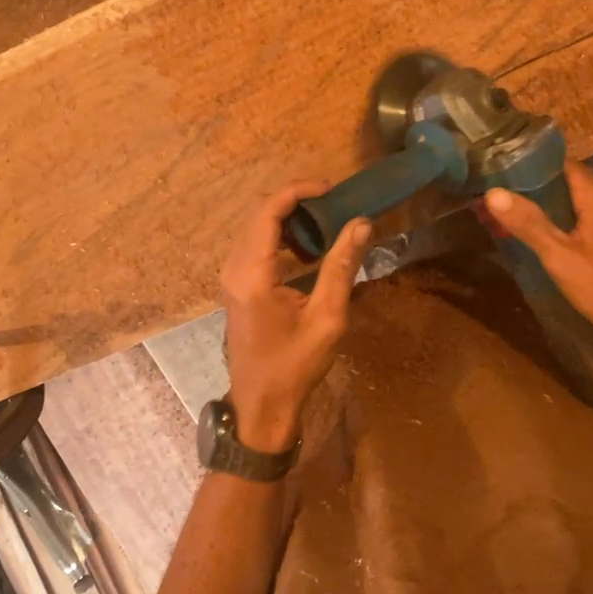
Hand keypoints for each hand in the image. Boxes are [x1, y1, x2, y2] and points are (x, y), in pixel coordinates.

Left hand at [219, 183, 372, 452]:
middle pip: (259, 216)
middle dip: (295, 202)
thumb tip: (361, 223)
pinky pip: (255, 247)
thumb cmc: (295, 366)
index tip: (329, 188)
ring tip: (325, 224)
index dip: (297, 191)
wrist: (262, 406)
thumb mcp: (327, 318)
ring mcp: (231, 278)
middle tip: (333, 203)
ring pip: (255, 230)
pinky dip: (280, 239)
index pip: (268, 212)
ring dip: (288, 220)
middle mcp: (234, 268)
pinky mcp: (236, 287)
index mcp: (252, 273)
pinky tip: (308, 250)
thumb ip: (341, 267)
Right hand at [483, 162, 592, 359]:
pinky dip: (582, 220)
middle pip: (578, 181)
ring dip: (564, 206)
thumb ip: (529, 223)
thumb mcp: (560, 258)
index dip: (534, 166)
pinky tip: (567, 241)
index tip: (507, 174)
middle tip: (513, 202)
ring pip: (591, 200)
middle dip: (545, 188)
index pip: (565, 164)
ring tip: (533, 221)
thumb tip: (493, 192)